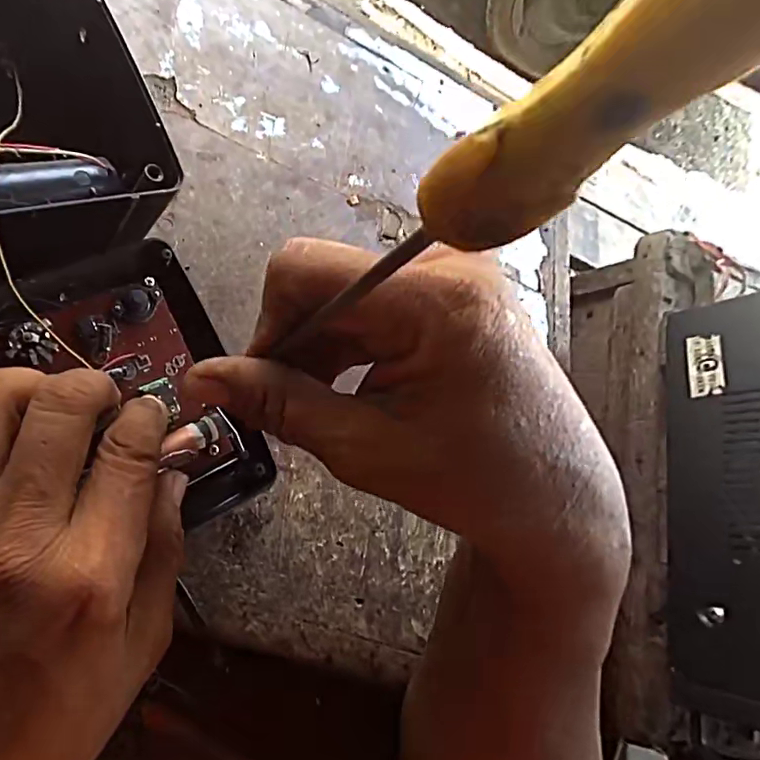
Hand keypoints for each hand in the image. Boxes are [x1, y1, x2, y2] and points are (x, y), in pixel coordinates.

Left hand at [0, 369, 186, 759]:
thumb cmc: (55, 724)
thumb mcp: (141, 649)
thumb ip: (164, 551)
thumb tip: (172, 473)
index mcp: (90, 574)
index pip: (127, 453)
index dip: (148, 417)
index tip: (152, 416)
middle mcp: (18, 536)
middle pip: (58, 407)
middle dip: (95, 386)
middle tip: (107, 403)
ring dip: (24, 384)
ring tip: (46, 403)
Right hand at [184, 237, 625, 615]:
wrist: (555, 494)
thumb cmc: (478, 481)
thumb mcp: (363, 447)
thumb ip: (278, 403)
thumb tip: (204, 378)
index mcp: (434, 297)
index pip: (302, 269)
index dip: (266, 325)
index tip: (263, 381)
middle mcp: (447, 265)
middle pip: (322, 281)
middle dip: (295, 344)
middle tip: (294, 407)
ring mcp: (454, 274)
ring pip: (342, 292)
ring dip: (321, 347)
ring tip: (332, 405)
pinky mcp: (453, 290)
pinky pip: (373, 301)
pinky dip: (350, 344)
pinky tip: (359, 388)